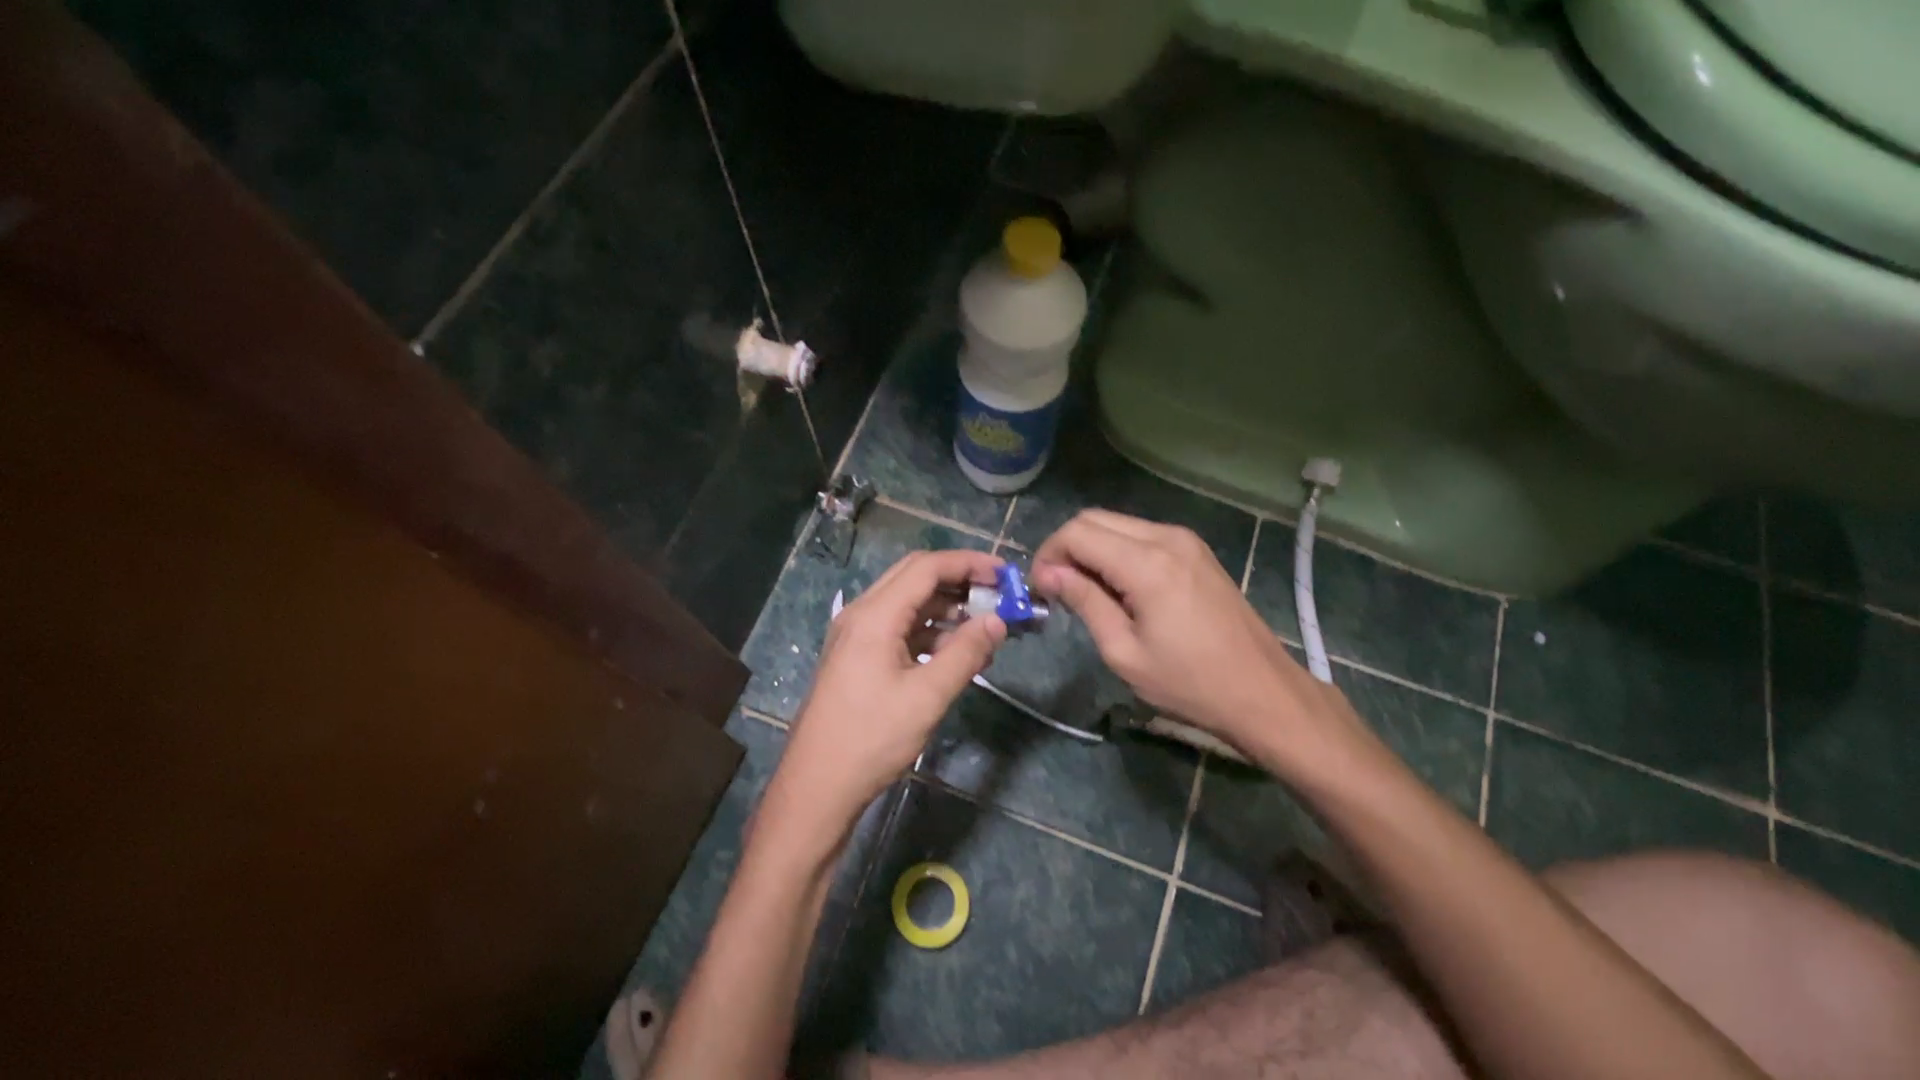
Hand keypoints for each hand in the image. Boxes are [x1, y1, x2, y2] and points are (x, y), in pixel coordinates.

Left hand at [774, 550, 1006, 826]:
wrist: (818, 784)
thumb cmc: (872, 738)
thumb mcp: (927, 696)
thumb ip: (966, 653)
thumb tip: (998, 621)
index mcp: (874, 615)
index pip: (927, 568)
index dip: (969, 563)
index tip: (1006, 574)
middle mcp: (861, 615)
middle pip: (915, 577)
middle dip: (958, 580)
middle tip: (998, 594)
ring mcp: (855, 636)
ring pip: (907, 604)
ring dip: (946, 608)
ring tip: (985, 628)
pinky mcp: (856, 658)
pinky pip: (898, 629)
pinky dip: (929, 632)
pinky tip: (956, 654)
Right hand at [1030, 510, 1364, 762]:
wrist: (1263, 693)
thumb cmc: (1189, 683)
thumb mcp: (1124, 651)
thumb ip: (1085, 602)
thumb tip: (1049, 574)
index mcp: (1147, 563)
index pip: (1077, 533)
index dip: (1048, 555)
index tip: (1039, 590)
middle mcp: (1167, 537)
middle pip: (1096, 520)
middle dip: (1066, 548)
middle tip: (1056, 591)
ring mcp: (1187, 542)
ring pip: (1119, 525)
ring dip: (1092, 550)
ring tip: (1084, 594)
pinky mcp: (1197, 553)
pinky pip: (1143, 537)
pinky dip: (1118, 553)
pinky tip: (1118, 590)